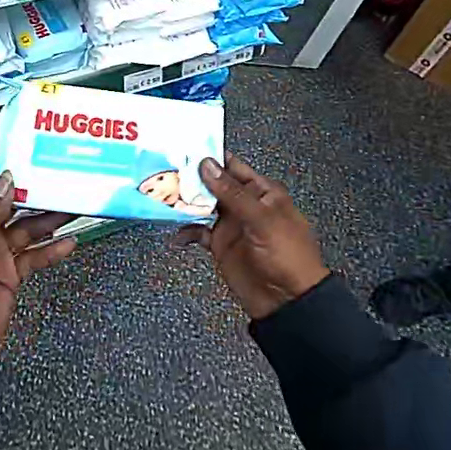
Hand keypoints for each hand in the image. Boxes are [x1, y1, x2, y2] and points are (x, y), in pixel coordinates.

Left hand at [0, 172, 77, 358]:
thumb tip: (6, 180)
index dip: (5, 176)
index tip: (29, 162)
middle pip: (11, 207)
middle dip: (33, 195)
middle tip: (59, 181)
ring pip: (27, 229)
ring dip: (48, 219)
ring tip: (72, 206)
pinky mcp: (11, 274)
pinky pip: (35, 256)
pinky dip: (52, 250)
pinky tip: (68, 242)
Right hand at [176, 156, 327, 320]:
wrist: (288, 302)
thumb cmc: (288, 255)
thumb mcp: (263, 219)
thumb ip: (233, 193)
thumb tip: (207, 166)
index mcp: (261, 191)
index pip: (232, 166)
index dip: (211, 156)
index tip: (185, 147)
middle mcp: (243, 203)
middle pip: (212, 184)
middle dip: (190, 178)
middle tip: (164, 169)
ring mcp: (231, 224)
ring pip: (201, 205)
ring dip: (184, 202)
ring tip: (162, 197)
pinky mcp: (220, 244)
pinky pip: (197, 231)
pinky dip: (184, 231)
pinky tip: (175, 234)